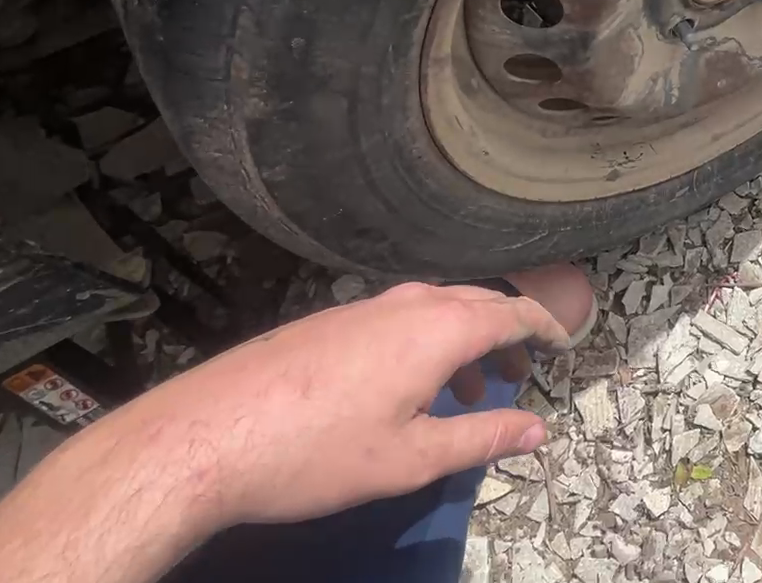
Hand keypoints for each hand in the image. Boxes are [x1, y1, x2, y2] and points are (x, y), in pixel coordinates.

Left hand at [118, 269, 585, 529]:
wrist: (196, 439)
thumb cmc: (319, 452)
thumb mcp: (412, 458)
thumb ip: (484, 437)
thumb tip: (542, 432)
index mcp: (443, 327)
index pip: (516, 313)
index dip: (547, 328)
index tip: (564, 347)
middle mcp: (413, 302)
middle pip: (481, 303)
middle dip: (508, 334)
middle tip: (519, 372)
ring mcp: (368, 306)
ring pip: (440, 309)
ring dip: (467, 341)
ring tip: (466, 390)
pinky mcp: (332, 320)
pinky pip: (404, 316)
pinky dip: (429, 341)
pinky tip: (404, 386)